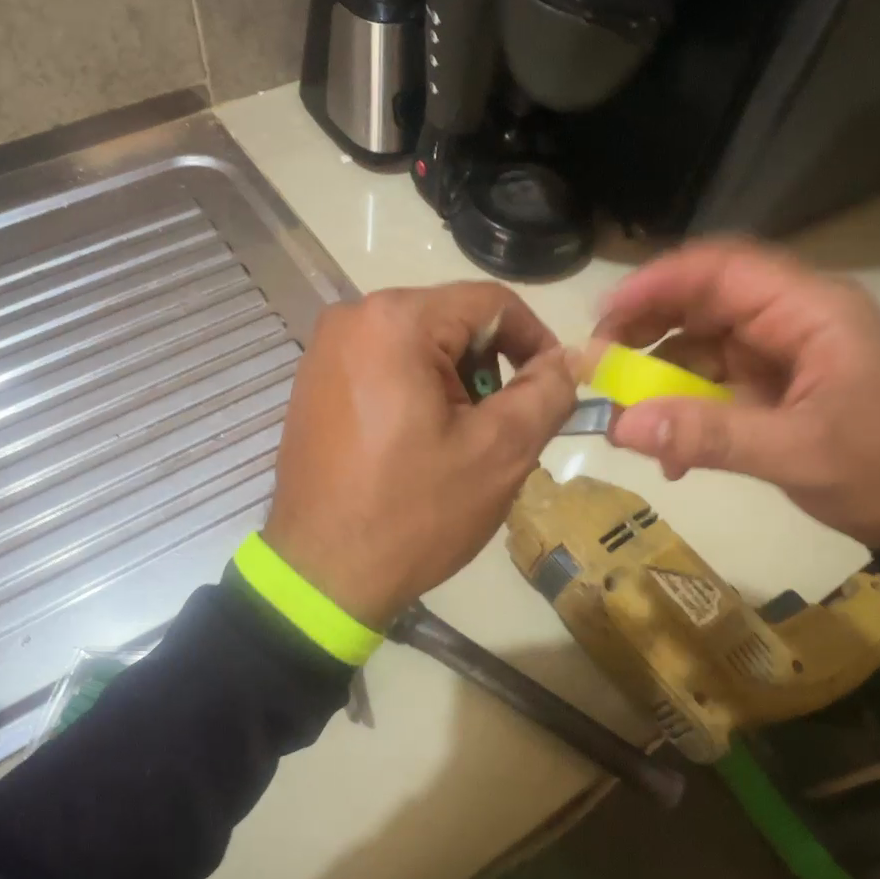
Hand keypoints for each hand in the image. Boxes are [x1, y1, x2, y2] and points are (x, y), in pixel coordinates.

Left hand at [265, 284, 575, 628]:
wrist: (321, 575)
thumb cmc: (414, 512)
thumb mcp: (499, 452)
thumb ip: (546, 392)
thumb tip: (567, 359)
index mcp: (395, 320)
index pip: (491, 303)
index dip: (535, 340)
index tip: (552, 389)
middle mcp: (351, 319)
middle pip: (450, 323)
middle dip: (488, 370)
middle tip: (501, 430)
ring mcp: (323, 352)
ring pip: (417, 348)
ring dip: (453, 386)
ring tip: (459, 446)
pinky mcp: (311, 385)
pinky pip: (381, 369)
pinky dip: (414, 394)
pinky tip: (417, 448)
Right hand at [592, 242, 879, 563]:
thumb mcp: (800, 454)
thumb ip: (709, 436)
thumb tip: (620, 427)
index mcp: (811, 312)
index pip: (723, 269)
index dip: (658, 283)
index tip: (603, 317)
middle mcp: (793, 321)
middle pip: (704, 302)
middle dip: (647, 329)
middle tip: (599, 365)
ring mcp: (784, 357)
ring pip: (703, 346)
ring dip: (661, 378)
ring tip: (625, 417)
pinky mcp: (778, 391)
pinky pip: (716, 387)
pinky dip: (685, 412)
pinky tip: (669, 454)